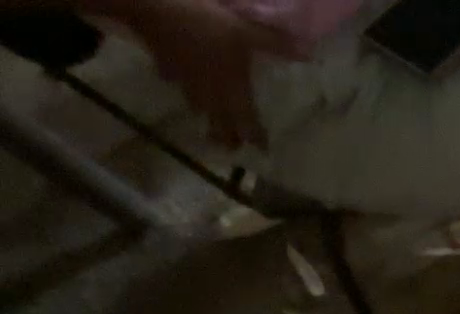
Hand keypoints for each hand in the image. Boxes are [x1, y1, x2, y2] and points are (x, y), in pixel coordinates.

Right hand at [126, 0, 294, 148]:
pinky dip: (178, 84)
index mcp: (233, 90)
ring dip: (205, 115)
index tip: (262, 152)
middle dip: (226, 137)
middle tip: (231, 149)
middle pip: (219, 122)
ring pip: (196, 105)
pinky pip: (173, 80)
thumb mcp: (244, 32)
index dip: (255, 138)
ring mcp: (183, 79)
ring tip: (209, 122)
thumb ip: (275, 44)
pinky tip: (176, 82)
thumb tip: (309, 54)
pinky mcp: (162, 62)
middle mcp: (209, 91)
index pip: (248, 123)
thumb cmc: (204, 24)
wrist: (148, 5)